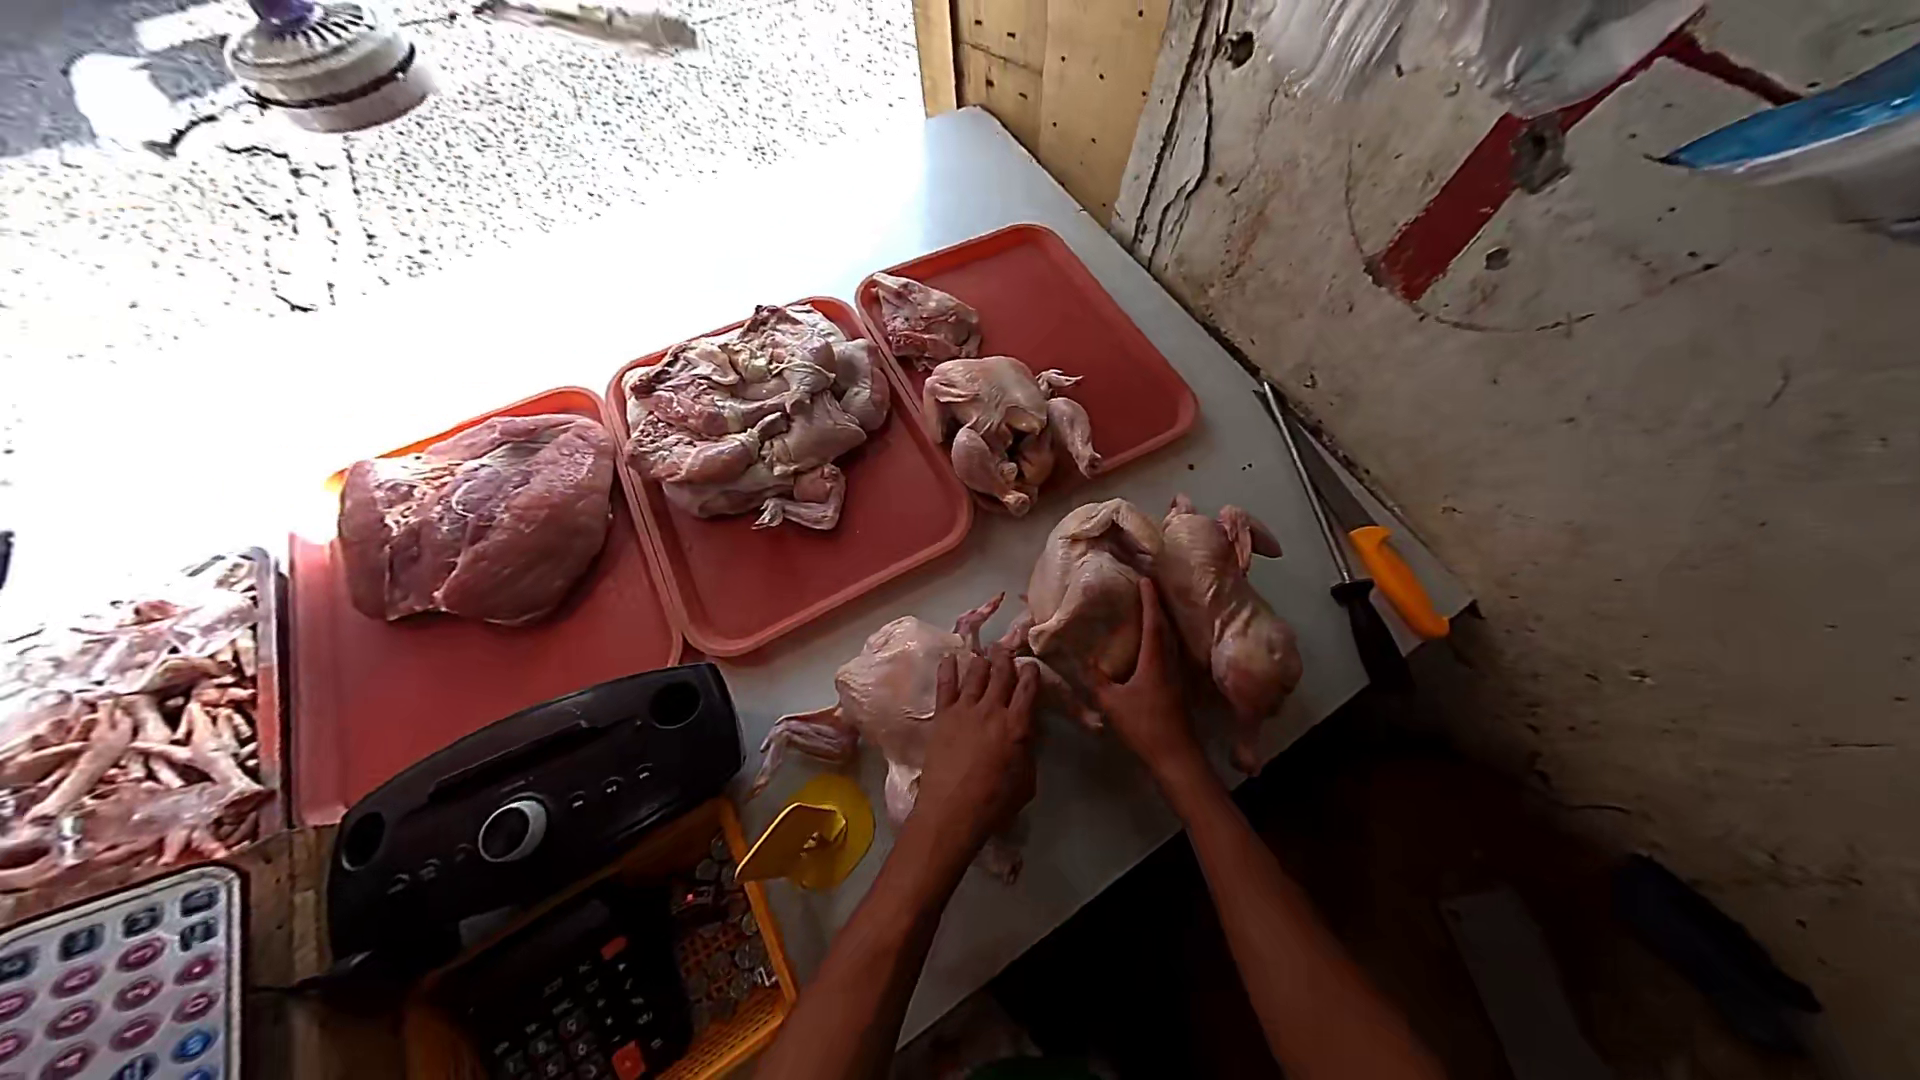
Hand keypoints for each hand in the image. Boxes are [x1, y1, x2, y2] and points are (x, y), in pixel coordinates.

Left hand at [909, 646, 1038, 861]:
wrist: (952, 810)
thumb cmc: (995, 802)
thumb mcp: (1027, 780)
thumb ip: (1028, 750)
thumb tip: (1027, 732)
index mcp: (1017, 725)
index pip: (1028, 689)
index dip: (1031, 673)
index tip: (1030, 665)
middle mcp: (992, 710)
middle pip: (1001, 674)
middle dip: (1005, 658)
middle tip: (1005, 648)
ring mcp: (965, 710)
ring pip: (976, 674)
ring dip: (982, 661)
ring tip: (984, 652)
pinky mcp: (942, 716)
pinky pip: (946, 686)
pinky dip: (948, 669)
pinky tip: (950, 658)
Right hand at [1087, 579, 1207, 786]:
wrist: (1176, 756)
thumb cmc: (1144, 726)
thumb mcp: (1112, 702)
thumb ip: (1098, 680)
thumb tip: (1086, 660)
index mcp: (1155, 660)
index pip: (1153, 622)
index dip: (1150, 600)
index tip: (1146, 579)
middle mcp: (1168, 662)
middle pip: (1164, 627)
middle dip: (1156, 605)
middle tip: (1147, 587)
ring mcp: (1175, 675)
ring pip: (1168, 640)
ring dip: (1159, 621)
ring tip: (1147, 608)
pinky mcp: (1176, 687)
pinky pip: (1168, 653)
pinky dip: (1159, 639)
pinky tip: (1150, 644)